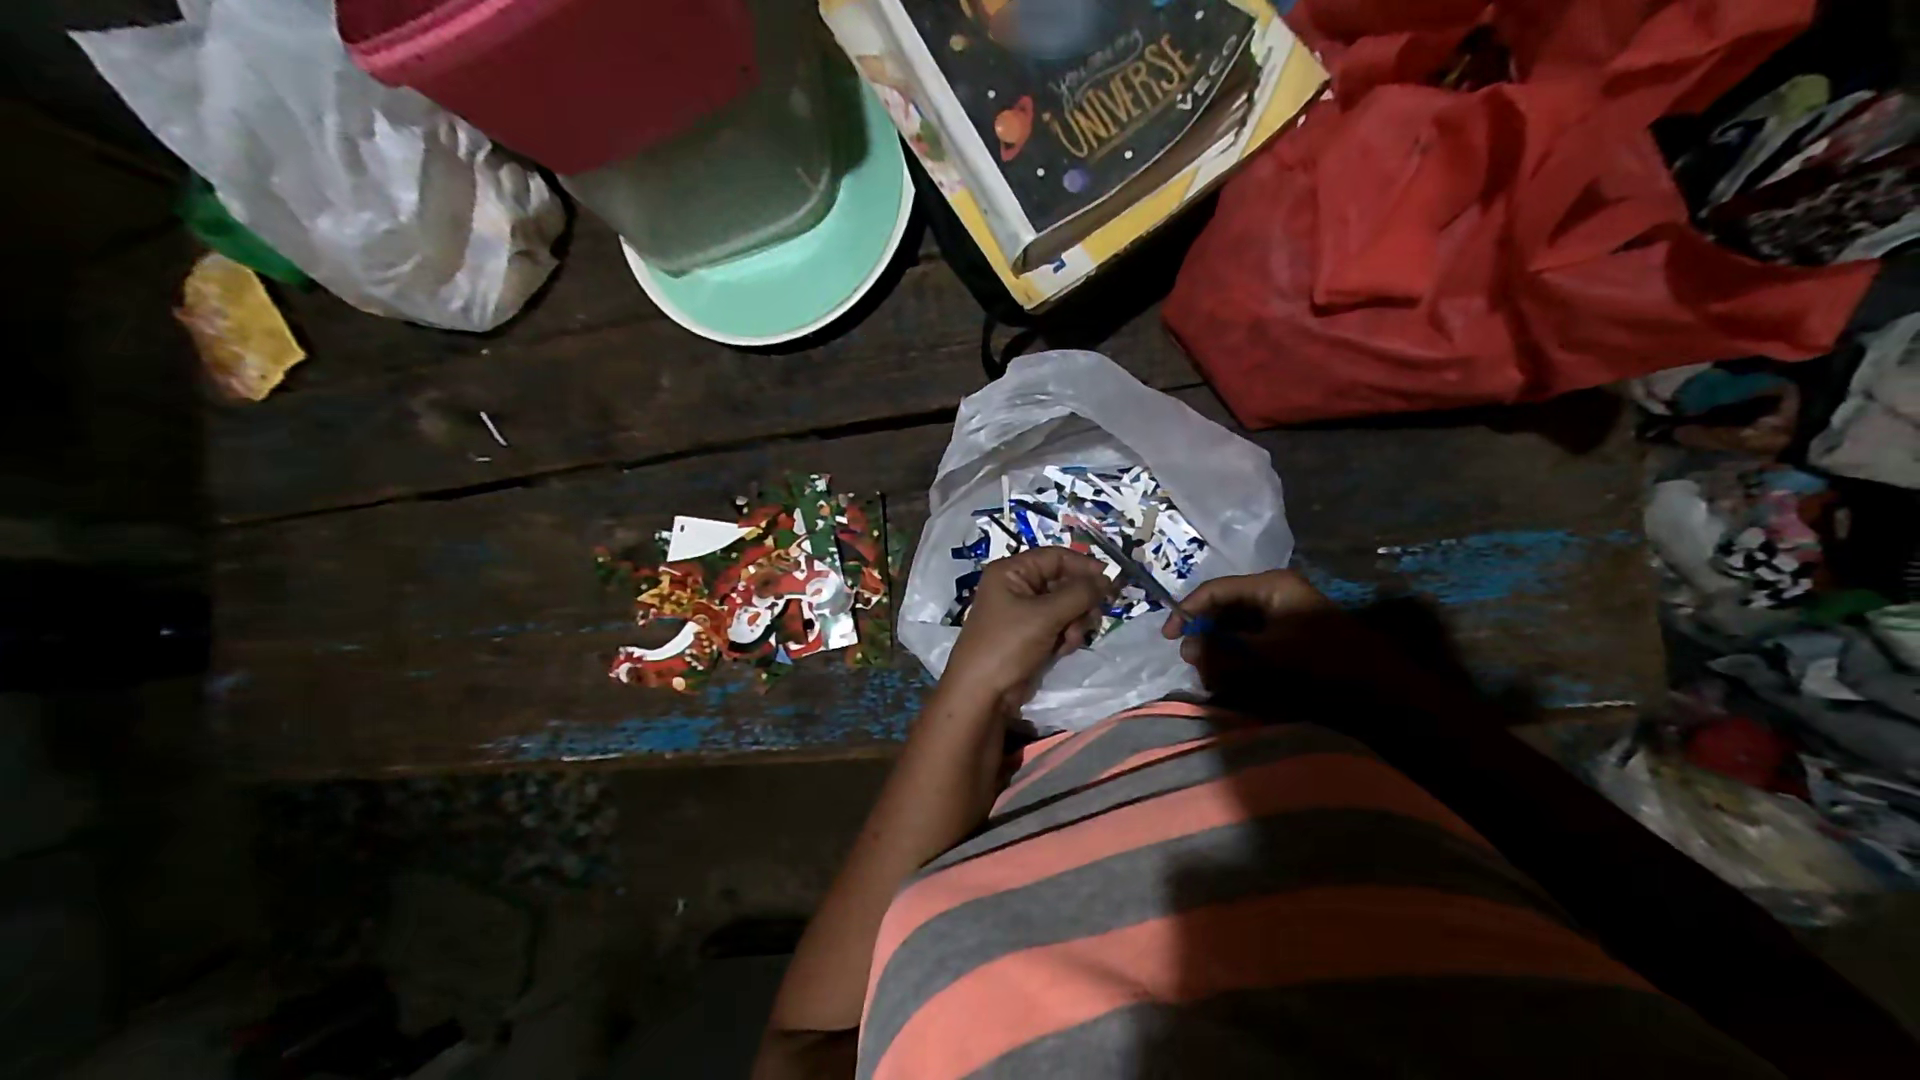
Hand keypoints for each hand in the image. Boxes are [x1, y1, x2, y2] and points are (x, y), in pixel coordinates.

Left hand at [940, 547, 1113, 709]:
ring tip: (1069, 640)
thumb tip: (1107, 578)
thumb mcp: (1045, 615)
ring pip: (1066, 606)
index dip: (1085, 567)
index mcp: (1011, 571)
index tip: (1112, 581)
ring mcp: (1024, 612)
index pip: (1056, 557)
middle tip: (1090, 618)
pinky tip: (1061, 650)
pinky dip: (1066, 636)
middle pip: (1064, 582)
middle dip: (1080, 602)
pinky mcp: (1031, 635)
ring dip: (1075, 622)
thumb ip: (1080, 593)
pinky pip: (1060, 626)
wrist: (983, 694)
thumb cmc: (1008, 645)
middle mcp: (1017, 586)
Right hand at [1161, 569, 1371, 687]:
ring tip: (1215, 677)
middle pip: (1223, 609)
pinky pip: (1250, 645)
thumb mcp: (1268, 656)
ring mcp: (1283, 619)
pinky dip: (1237, 661)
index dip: (1188, 611)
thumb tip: (1188, 650)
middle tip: (1195, 662)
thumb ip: (1224, 652)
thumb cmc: (1326, 663)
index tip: (1169, 637)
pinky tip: (1234, 680)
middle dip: (1205, 636)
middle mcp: (1274, 596)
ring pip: (1234, 630)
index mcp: (1272, 586)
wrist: (1385, 693)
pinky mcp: (1289, 641)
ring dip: (1220, 652)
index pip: (1216, 590)